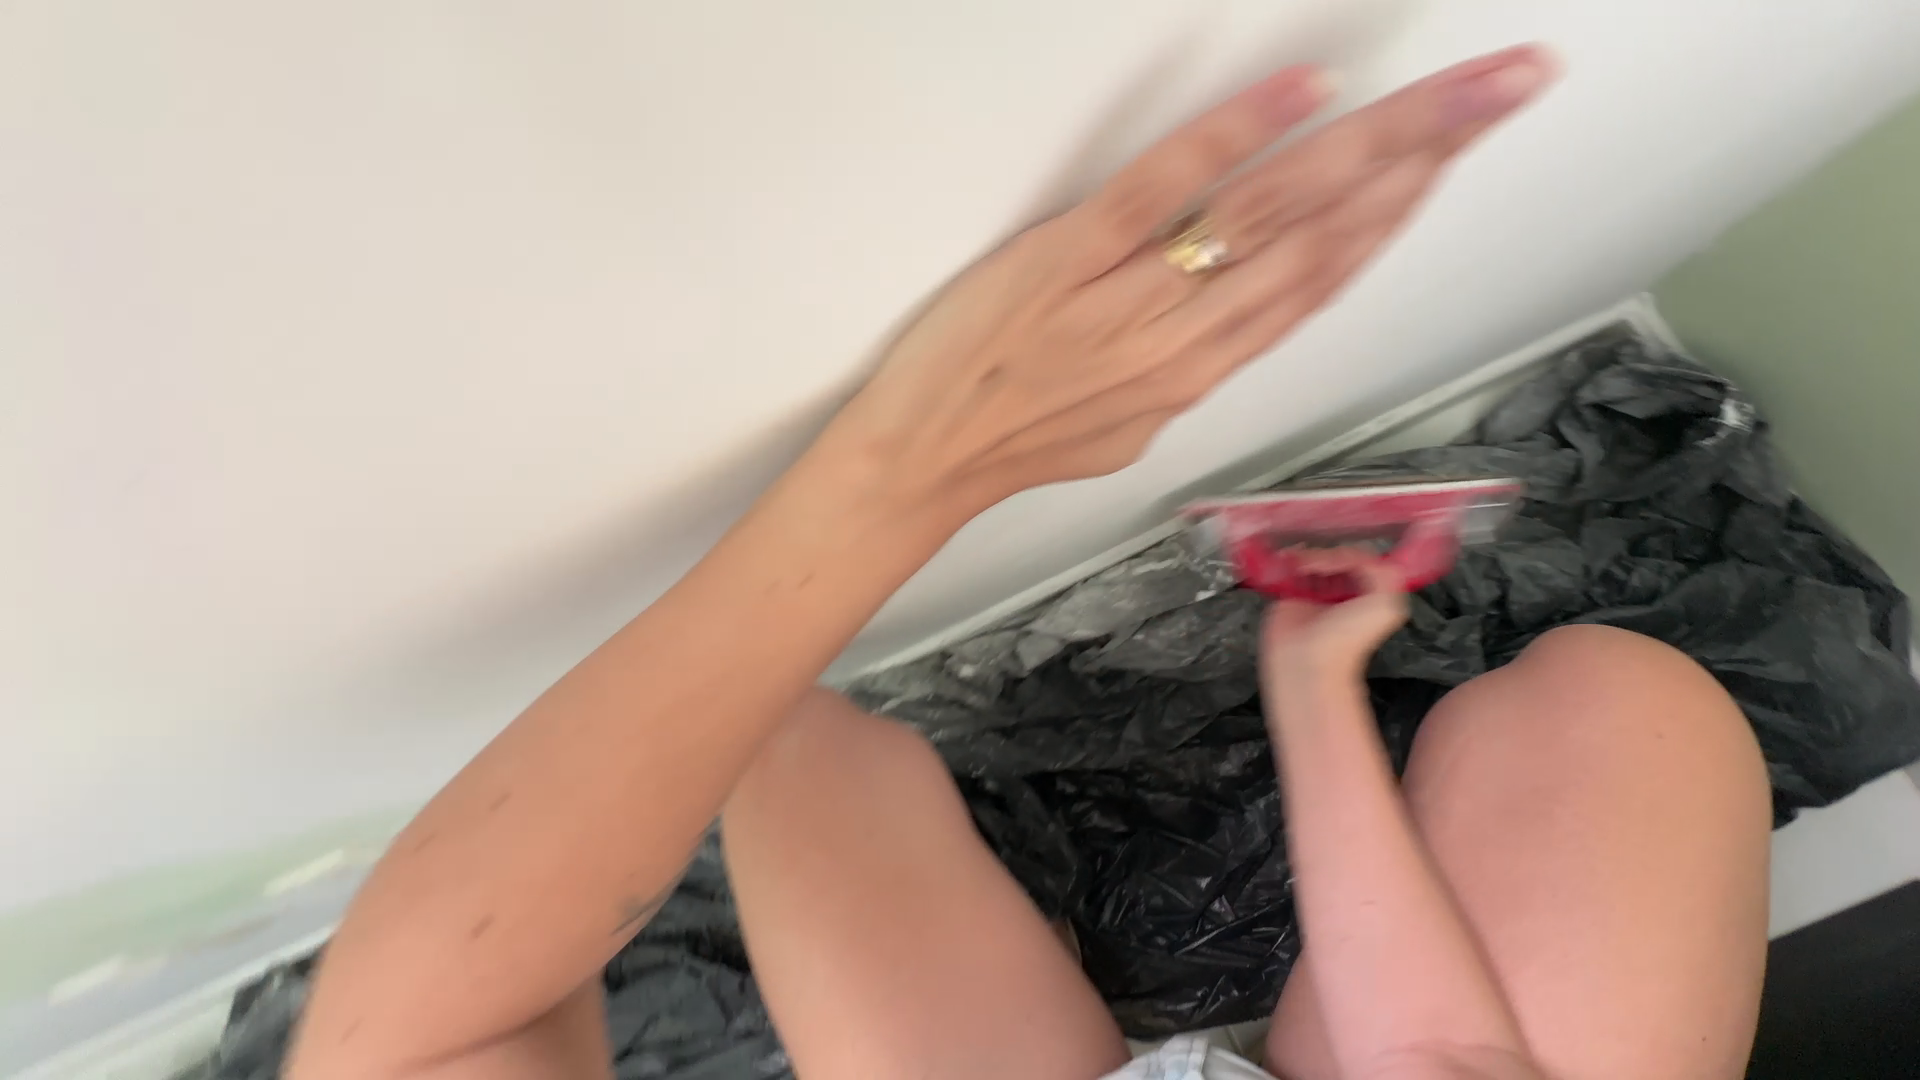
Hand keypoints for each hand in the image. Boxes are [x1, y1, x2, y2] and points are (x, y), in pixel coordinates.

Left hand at [817, 46, 1557, 518]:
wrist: (926, 462)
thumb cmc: (1015, 448)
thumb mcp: (1117, 431)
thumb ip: (1174, 379)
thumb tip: (1214, 338)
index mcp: (1193, 378)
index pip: (1312, 290)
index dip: (1390, 225)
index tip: (1449, 167)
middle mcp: (1183, 341)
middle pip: (1319, 243)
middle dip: (1422, 162)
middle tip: (1509, 89)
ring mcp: (1129, 300)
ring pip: (1265, 219)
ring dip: (1367, 148)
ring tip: (1452, 93)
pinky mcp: (1064, 262)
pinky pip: (1158, 192)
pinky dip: (1231, 140)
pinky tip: (1298, 93)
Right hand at [1261, 549, 1409, 680]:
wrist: (1309, 658)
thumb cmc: (1348, 636)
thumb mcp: (1385, 605)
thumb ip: (1383, 574)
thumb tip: (1354, 559)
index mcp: (1367, 594)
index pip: (1360, 560)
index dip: (1350, 555)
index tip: (1340, 560)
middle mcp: (1341, 592)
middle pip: (1334, 557)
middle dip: (1325, 555)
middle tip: (1317, 564)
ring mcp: (1314, 593)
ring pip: (1310, 561)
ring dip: (1305, 557)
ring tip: (1300, 565)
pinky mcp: (1288, 596)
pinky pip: (1286, 571)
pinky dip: (1284, 563)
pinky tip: (1284, 562)